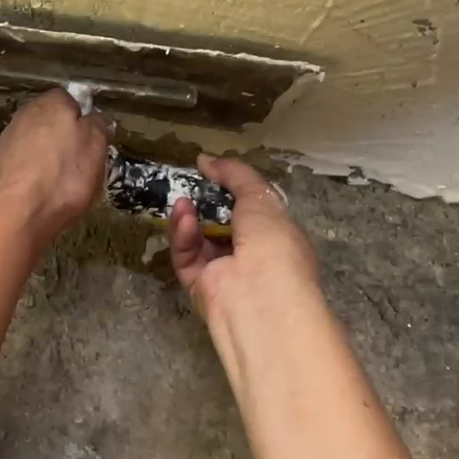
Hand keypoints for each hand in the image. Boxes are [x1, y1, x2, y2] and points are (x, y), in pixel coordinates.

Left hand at [0, 89, 109, 242]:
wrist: (21, 211)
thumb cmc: (66, 175)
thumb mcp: (96, 147)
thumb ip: (98, 124)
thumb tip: (97, 117)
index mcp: (51, 103)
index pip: (69, 99)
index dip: (82, 118)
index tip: (91, 140)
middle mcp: (26, 113)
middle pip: (50, 119)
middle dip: (62, 135)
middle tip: (78, 160)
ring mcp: (8, 136)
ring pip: (35, 139)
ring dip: (46, 152)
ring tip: (59, 178)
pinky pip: (22, 158)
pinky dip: (31, 168)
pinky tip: (40, 187)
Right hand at [169, 155, 323, 324]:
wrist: (262, 298)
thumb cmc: (273, 243)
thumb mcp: (260, 197)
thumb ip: (234, 174)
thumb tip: (205, 160)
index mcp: (276, 237)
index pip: (251, 209)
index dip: (232, 189)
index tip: (210, 171)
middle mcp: (252, 256)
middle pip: (221, 223)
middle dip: (204, 202)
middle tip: (189, 183)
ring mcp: (225, 272)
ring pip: (200, 239)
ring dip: (190, 216)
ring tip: (183, 201)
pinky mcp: (201, 286)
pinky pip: (187, 256)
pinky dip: (183, 236)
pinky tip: (183, 218)